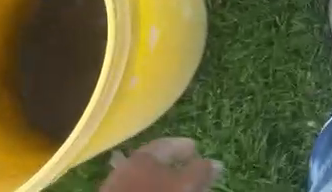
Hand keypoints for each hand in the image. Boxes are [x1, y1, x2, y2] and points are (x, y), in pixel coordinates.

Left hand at [98, 138, 221, 191]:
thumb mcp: (185, 184)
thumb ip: (202, 171)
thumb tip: (217, 164)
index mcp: (142, 155)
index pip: (167, 143)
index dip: (184, 147)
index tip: (198, 151)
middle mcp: (126, 167)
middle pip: (156, 163)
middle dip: (176, 168)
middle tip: (192, 174)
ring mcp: (115, 187)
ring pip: (146, 180)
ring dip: (164, 182)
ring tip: (180, 187)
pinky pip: (138, 189)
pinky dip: (150, 189)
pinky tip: (163, 191)